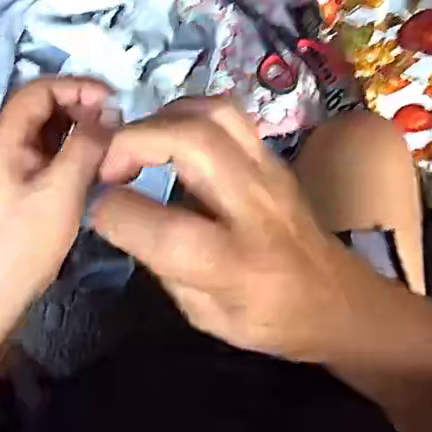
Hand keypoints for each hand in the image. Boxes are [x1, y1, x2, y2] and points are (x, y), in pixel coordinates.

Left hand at [0, 77, 116, 323]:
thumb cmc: (25, 242)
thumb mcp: (63, 189)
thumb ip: (87, 144)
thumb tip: (110, 112)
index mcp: (3, 138)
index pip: (39, 89)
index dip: (77, 86)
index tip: (113, 99)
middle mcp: (3, 142)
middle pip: (44, 104)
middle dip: (82, 104)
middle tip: (117, 120)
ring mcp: (12, 162)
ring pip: (49, 127)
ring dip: (82, 125)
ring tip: (113, 138)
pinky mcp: (22, 181)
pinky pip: (51, 148)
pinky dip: (76, 145)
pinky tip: (99, 158)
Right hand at [90, 98, 389, 361]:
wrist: (338, 299)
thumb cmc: (269, 319)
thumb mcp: (203, 313)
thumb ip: (160, 262)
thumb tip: (119, 211)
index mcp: (233, 264)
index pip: (161, 226)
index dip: (111, 209)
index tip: (92, 204)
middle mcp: (254, 206)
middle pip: (192, 142)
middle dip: (134, 140)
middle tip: (108, 162)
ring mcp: (269, 171)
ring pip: (215, 112)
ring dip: (163, 117)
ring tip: (139, 142)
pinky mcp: (273, 155)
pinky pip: (229, 114)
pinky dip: (188, 113)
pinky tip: (171, 135)